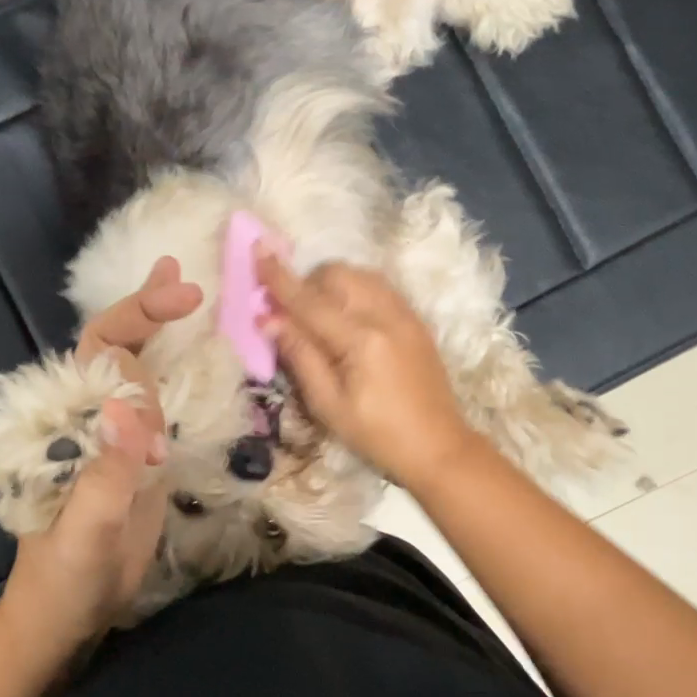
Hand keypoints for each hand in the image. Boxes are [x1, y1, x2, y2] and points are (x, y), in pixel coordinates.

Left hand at [0, 259, 200, 654]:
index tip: (181, 299)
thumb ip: (107, 476)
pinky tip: (201, 366)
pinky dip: (180, 382)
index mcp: (70, 425)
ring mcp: (118, 443)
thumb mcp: (85, 532)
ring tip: (193, 299)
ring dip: (163, 337)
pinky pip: (161, 414)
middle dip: (148, 311)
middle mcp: (92, 423)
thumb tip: (132, 412)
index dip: (137, 317)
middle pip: (117, 351)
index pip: (99, 352)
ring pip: (141, 376)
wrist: (66, 617)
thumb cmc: (62, 578)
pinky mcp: (140, 468)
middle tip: (188, 282)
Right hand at [256, 252, 475, 479]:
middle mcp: (386, 316)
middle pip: (338, 274)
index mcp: (361, 340)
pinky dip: (354, 291)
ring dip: (332, 284)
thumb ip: (299, 355)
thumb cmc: (376, 434)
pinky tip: (346, 318)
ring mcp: (405, 315)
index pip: (310, 301)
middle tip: (291, 312)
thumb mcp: (328, 404)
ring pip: (360, 275)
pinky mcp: (415, 321)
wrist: (438, 446)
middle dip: (309, 282)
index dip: (280, 278)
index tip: (258, 251)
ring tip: (318, 315)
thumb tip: (268, 320)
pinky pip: (379, 288)